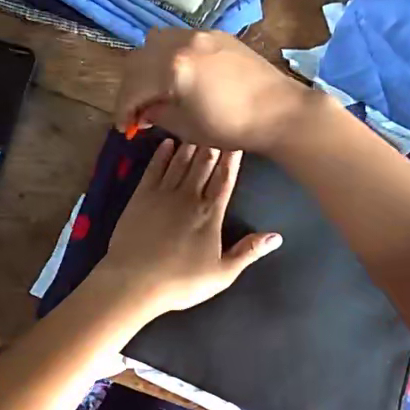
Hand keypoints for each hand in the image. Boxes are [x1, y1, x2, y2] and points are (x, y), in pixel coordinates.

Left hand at [84, 139, 282, 319]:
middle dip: (212, 145)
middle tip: (216, 127)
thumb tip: (276, 237)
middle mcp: (188, 197)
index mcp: (210, 213)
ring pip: (179, 162)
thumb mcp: (221, 274)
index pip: (225, 179)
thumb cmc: (180, 282)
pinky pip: (153, 169)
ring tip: (196, 130)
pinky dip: (161, 155)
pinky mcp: (139, 197)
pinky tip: (167, 144)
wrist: (133, 281)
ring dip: (189, 145)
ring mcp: (162, 194)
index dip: (232, 159)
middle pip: (203, 164)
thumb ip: (248, 252)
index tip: (237, 142)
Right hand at [115, 30, 320, 152]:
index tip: (123, 127)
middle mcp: (181, 43)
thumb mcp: (186, 127)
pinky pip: (178, 39)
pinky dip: (167, 55)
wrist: (278, 110)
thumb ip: (157, 114)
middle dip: (130, 87)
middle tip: (135, 111)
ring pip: (155, 42)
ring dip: (146, 66)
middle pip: (138, 60)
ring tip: (152, 89)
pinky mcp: (215, 35)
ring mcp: (199, 35)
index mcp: (172, 69)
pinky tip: (175, 75)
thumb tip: (144, 111)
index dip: (123, 109)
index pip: (132, 87)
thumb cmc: (231, 126)